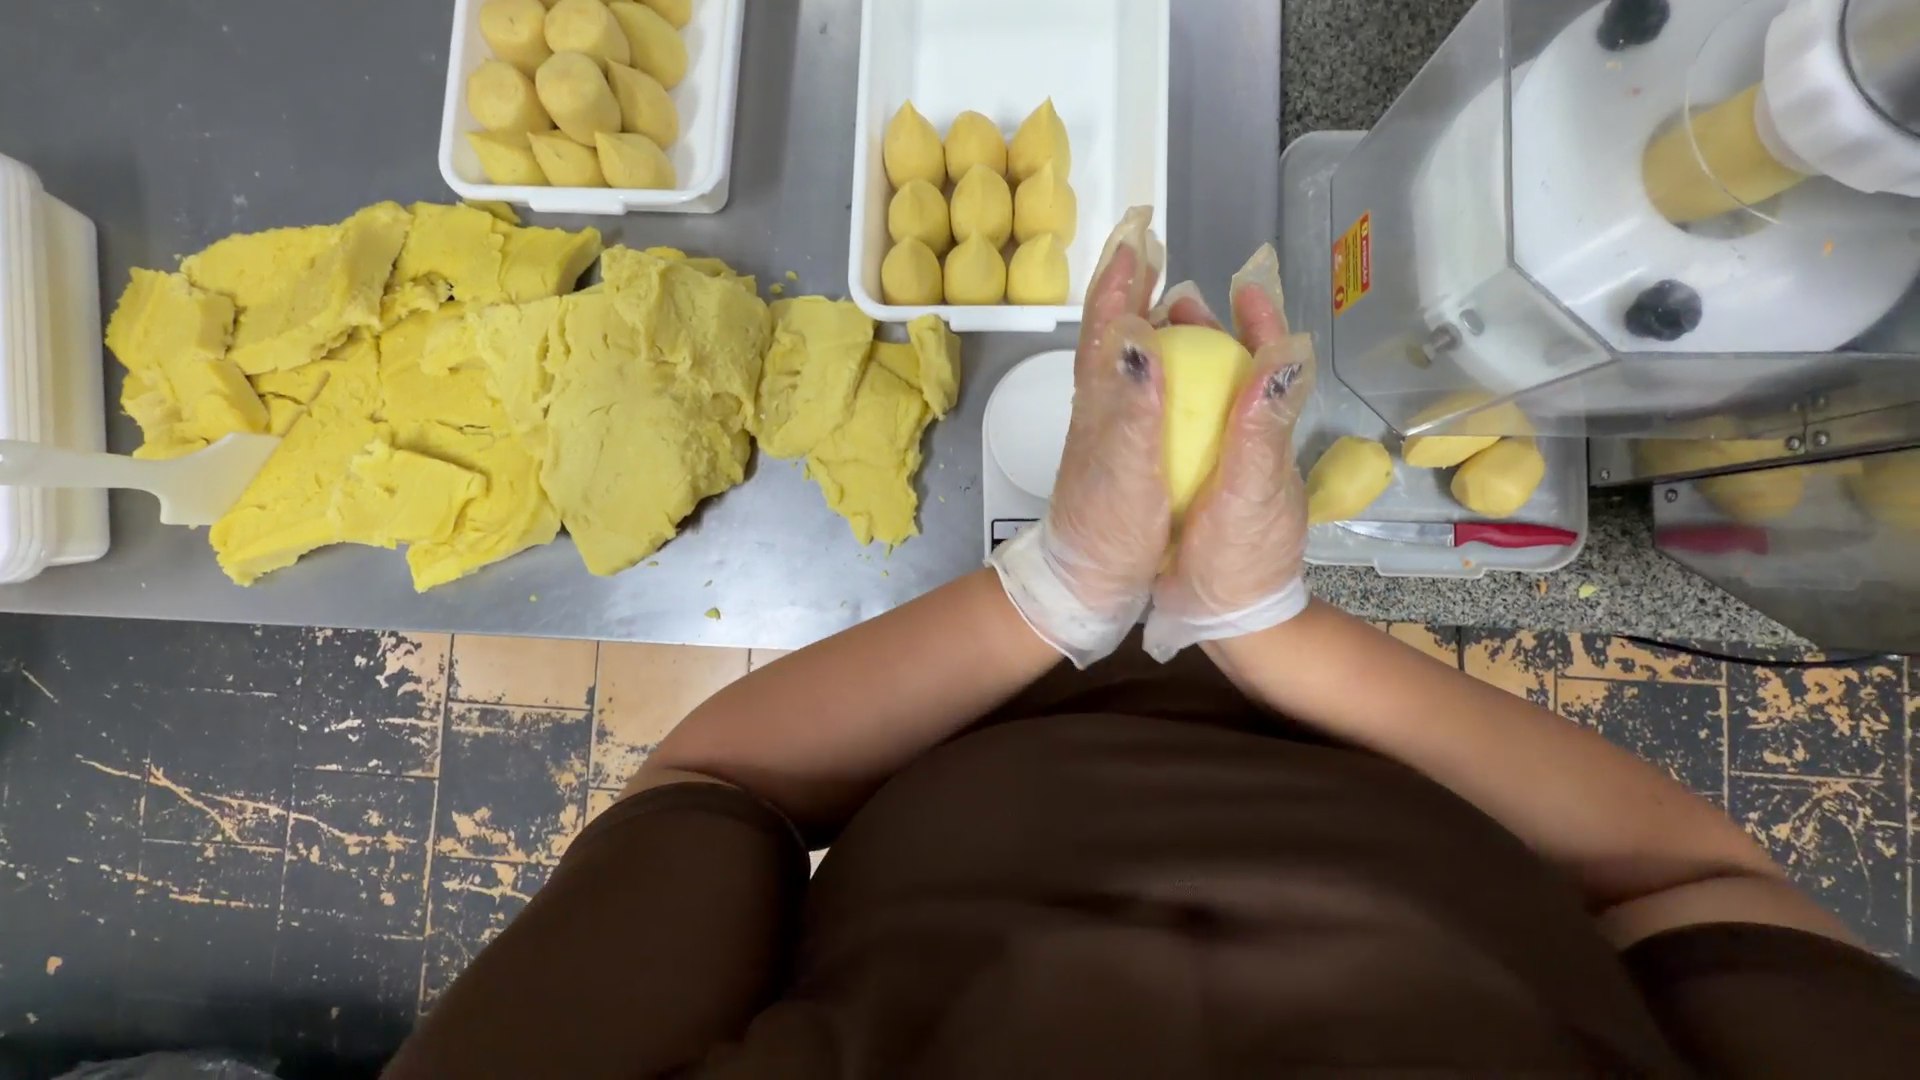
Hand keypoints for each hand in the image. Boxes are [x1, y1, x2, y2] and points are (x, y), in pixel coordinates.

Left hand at [988, 207, 1167, 667]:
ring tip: (1181, 300)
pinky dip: (1162, 368)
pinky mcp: (1126, 454)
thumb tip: (1141, 333)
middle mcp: (1102, 407)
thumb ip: (1136, 406)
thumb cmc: (1108, 530)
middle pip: (1115, 336)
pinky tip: (1182, 374)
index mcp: (1100, 403)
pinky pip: (1146, 394)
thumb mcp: (1125, 469)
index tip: (1138, 235)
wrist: (1087, 584)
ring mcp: (1112, 430)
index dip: (1120, 280)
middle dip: (1132, 289)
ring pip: (1130, 362)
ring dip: (1151, 323)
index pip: (1107, 327)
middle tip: (1157, 251)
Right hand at [1142, 245, 1315, 661]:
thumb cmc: (1240, 559)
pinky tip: (1135, 398)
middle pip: (1233, 370)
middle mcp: (1245, 440)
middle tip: (1172, 298)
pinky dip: (1159, 401)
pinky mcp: (1190, 483)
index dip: (1261, 320)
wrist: (1219, 615)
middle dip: (1210, 329)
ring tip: (1149, 331)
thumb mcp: (1250, 494)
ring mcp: (1217, 462)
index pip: (1273, 363)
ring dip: (1182, 359)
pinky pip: (1178, 428)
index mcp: (1267, 436)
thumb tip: (1279, 349)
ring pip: (1203, 396)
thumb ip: (1260, 429)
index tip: (1241, 284)